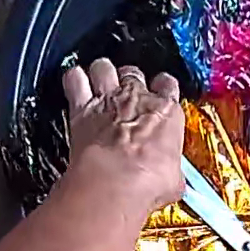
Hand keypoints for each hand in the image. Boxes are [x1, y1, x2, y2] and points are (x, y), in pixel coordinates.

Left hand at [62, 58, 184, 209]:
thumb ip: (172, 168)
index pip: (168, 85)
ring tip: (103, 87)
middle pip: (134, 73)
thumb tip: (173, 179)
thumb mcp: (175, 180)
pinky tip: (77, 86)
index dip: (164, 90)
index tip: (162, 99)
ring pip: (103, 67)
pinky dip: (75, 79)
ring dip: (102, 74)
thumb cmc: (147, 181)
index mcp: (165, 112)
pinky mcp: (80, 109)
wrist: (116, 184)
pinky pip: (74, 78)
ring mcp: (107, 100)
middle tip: (130, 98)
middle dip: (131, 82)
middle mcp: (136, 98)